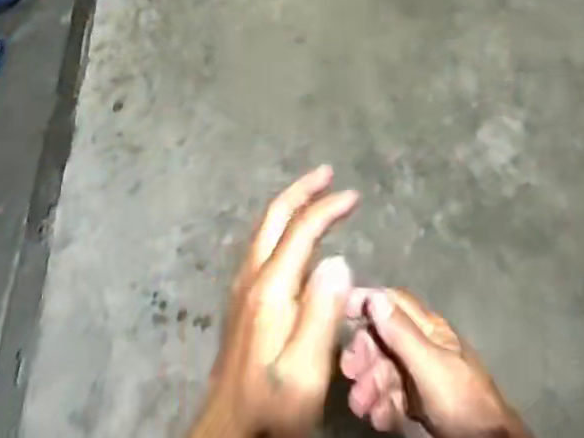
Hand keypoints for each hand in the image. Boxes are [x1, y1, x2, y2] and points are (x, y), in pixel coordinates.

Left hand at [190, 166, 359, 437]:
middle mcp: (252, 277)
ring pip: (265, 228)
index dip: (328, 208)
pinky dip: (282, 224)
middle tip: (327, 172)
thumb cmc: (272, 405)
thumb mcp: (306, 369)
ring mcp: (243, 287)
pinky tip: (294, 234)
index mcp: (270, 288)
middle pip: (274, 216)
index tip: (354, 195)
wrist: (228, 430)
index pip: (301, 230)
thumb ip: (322, 312)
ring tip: (314, 193)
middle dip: (301, 189)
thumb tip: (339, 259)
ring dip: (290, 204)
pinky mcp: (242, 300)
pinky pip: (263, 244)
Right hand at [340, 288, 529, 437]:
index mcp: (429, 328)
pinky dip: (383, 405)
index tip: (342, 312)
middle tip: (349, 373)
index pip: (394, 302)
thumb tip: (374, 296)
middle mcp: (424, 345)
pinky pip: (395, 395)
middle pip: (385, 338)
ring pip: (387, 370)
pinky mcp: (422, 401)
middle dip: (364, 353)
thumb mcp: (429, 365)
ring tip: (360, 407)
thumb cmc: (460, 398)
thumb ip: (402, 333)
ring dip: (369, 385)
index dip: (369, 302)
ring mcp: (423, 374)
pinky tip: (378, 419)